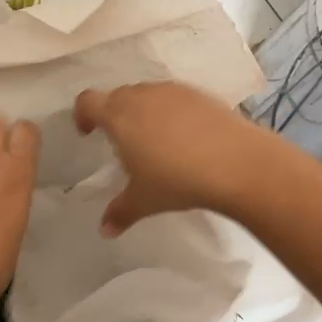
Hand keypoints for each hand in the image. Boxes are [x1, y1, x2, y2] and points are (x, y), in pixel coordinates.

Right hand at [76, 82, 265, 236]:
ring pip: (147, 94)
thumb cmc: (178, 179)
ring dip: (143, 111)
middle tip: (123, 141)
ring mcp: (172, 91)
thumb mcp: (144, 200)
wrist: (238, 163)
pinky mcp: (200, 94)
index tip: (88, 133)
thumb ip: (120, 212)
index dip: (83, 115)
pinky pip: (175, 98)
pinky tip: (187, 137)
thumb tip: (104, 230)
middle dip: (114, 114)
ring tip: (156, 140)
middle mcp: (141, 96)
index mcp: (118, 115)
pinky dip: (173, 112)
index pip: (87, 101)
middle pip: (117, 96)